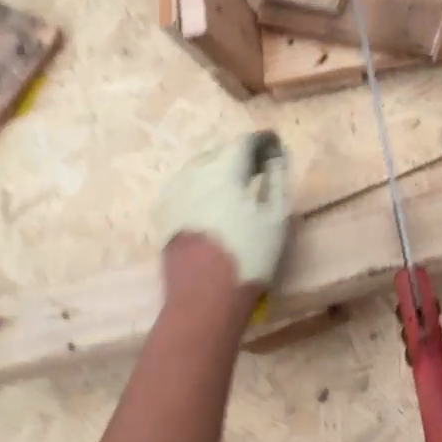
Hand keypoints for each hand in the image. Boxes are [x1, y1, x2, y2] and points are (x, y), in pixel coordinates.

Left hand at [155, 131, 290, 300]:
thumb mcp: (276, 217)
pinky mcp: (164, 214)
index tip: (276, 148)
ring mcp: (174, 193)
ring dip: (220, 173)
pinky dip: (204, 190)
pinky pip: (188, 190)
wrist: (203, 300)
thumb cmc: (249, 257)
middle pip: (221, 153)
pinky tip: (216, 208)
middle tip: (261, 169)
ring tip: (239, 190)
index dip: (264, 142)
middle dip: (241, 156)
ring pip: (201, 171)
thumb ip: (277, 179)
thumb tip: (276, 157)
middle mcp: (193, 172)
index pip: (246, 141)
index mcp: (223, 168)